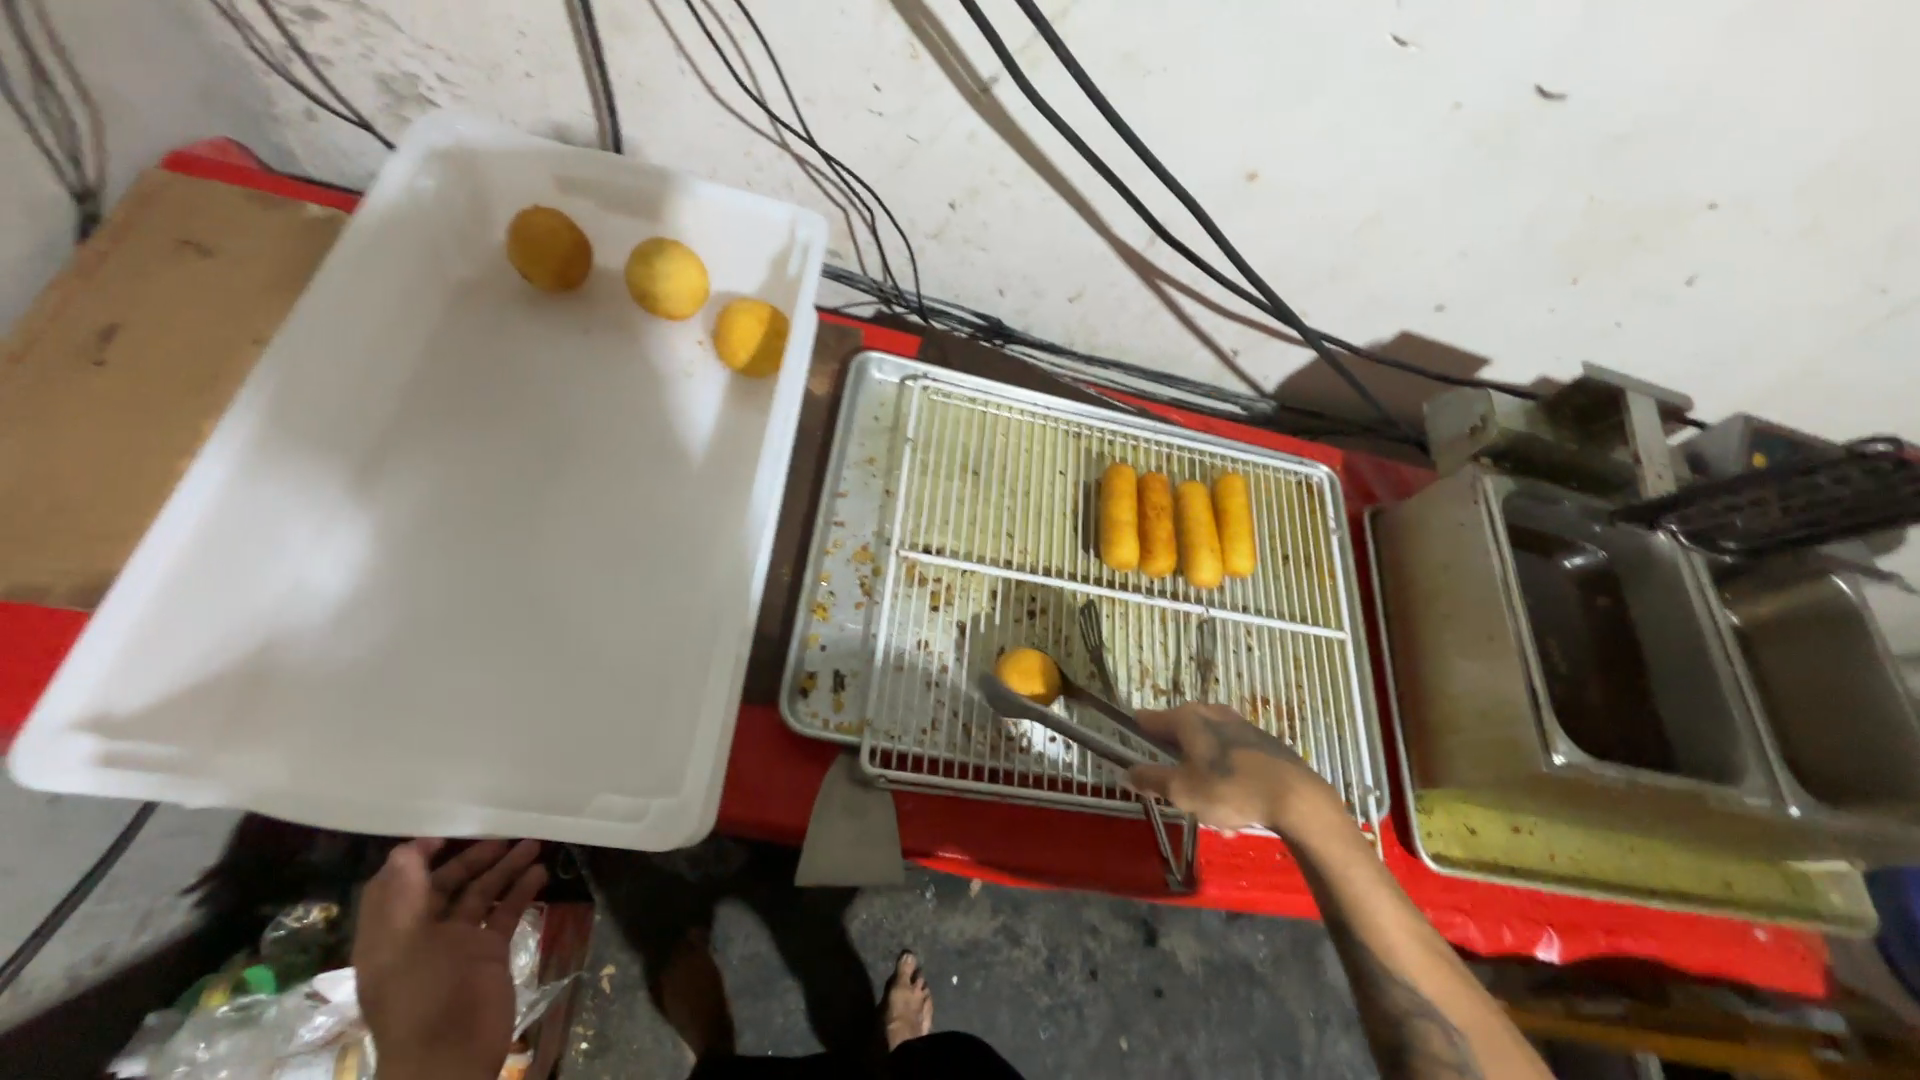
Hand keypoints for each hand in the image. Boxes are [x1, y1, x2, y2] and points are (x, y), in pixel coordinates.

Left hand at [353, 838, 547, 1079]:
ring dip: (504, 869)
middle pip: (446, 883)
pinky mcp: (486, 954)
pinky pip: (503, 914)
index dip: (422, 852)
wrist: (449, 1058)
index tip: (453, 829)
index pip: (400, 879)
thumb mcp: (403, 943)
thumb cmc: (421, 998)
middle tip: (505, 833)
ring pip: (480, 894)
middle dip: (473, 856)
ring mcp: (456, 944)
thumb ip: (404, 894)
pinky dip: (520, 892)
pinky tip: (539, 874)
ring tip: (533, 844)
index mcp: (390, 930)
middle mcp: (421, 932)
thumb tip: (409, 848)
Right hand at [1126, 703, 1346, 836]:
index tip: (1130, 755)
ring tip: (1211, 815)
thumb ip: (1151, 779)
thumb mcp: (1181, 791)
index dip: (1137, 736)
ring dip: (1204, 779)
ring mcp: (1242, 727)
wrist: (1298, 799)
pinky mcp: (1265, 745)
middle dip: (1175, 765)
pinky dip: (1228, 782)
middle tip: (1175, 794)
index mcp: (1189, 718)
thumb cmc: (1230, 790)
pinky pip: (1234, 762)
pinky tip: (1237, 812)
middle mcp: (1213, 713)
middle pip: (1181, 736)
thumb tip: (1128, 772)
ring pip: (1209, 753)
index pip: (1149, 719)